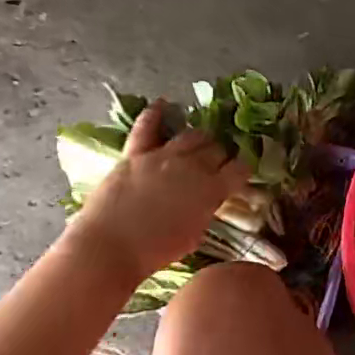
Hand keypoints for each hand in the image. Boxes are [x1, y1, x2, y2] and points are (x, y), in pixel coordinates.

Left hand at [66, 99, 252, 276]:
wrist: (110, 247)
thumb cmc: (157, 250)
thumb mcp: (196, 233)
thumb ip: (206, 209)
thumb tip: (208, 199)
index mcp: (212, 189)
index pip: (240, 169)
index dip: (243, 169)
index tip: (242, 172)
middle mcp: (192, 167)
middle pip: (217, 149)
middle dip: (222, 154)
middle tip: (220, 161)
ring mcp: (163, 157)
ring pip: (192, 135)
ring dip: (200, 138)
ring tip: (202, 141)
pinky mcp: (135, 154)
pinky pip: (146, 127)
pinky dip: (155, 114)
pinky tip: (163, 104)